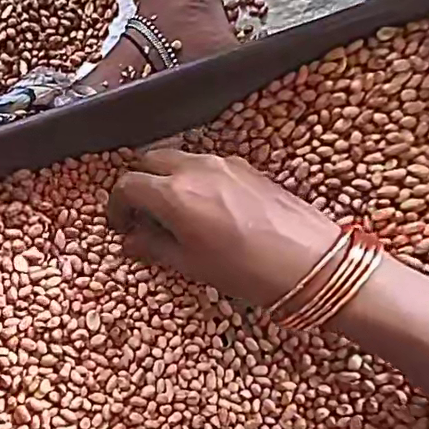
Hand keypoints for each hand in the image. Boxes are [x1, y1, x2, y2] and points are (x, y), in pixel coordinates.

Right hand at [106, 148, 342, 306]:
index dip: (116, 205)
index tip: (119, 224)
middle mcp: (194, 168)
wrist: (312, 263)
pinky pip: (205, 163)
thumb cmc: (247, 270)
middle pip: (149, 160)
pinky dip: (191, 177)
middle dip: (138, 184)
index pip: (127, 185)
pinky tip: (203, 206)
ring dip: (164, 178)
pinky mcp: (245, 166)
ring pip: (178, 158)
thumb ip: (154, 246)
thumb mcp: (191, 264)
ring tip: (172, 211)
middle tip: (141, 214)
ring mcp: (223, 163)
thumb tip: (131, 239)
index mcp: (173, 194)